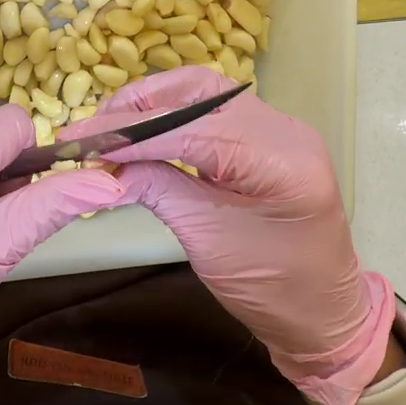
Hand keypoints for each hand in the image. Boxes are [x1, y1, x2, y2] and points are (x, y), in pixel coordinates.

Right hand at [58, 67, 393, 404]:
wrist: (323, 314)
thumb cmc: (270, 290)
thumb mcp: (205, 241)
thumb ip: (156, 189)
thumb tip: (103, 164)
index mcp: (281, 162)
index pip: (192, 130)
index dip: (132, 134)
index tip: (81, 143)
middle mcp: (284, 130)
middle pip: (197, 90)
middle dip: (139, 104)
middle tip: (91, 130)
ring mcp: (278, 127)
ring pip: (201, 91)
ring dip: (151, 103)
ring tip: (108, 128)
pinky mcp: (265, 134)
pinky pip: (210, 109)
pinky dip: (169, 115)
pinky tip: (140, 132)